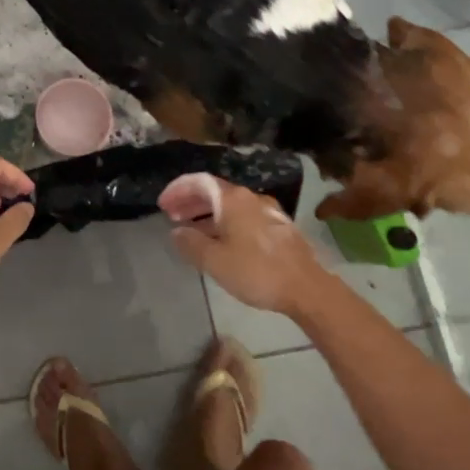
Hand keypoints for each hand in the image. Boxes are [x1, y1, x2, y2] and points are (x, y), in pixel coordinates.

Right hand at [168, 177, 330, 315]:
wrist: (307, 288)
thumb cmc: (257, 271)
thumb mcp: (215, 261)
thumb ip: (191, 244)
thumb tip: (176, 232)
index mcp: (232, 199)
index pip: (198, 182)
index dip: (177, 190)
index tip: (162, 204)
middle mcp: (250, 197)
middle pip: (214, 191)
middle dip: (190, 202)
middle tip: (172, 216)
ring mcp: (267, 211)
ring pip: (229, 205)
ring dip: (207, 214)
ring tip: (193, 231)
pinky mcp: (278, 227)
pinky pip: (243, 216)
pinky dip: (225, 222)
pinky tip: (222, 242)